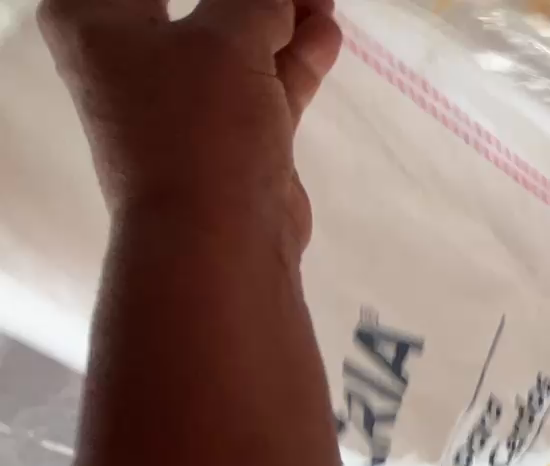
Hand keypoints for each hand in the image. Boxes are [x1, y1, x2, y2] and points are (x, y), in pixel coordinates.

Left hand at [38, 0, 341, 255]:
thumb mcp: (227, 46)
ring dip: (284, 21)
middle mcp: (133, 50)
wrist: (222, 231)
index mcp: (96, 14)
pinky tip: (325, 37)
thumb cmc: (202, 127)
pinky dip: (295, 59)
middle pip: (198, 2)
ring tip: (325, 2)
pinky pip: (265, 81)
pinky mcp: (236, 131)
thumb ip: (255, 3)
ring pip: (241, 41)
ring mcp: (189, 95)